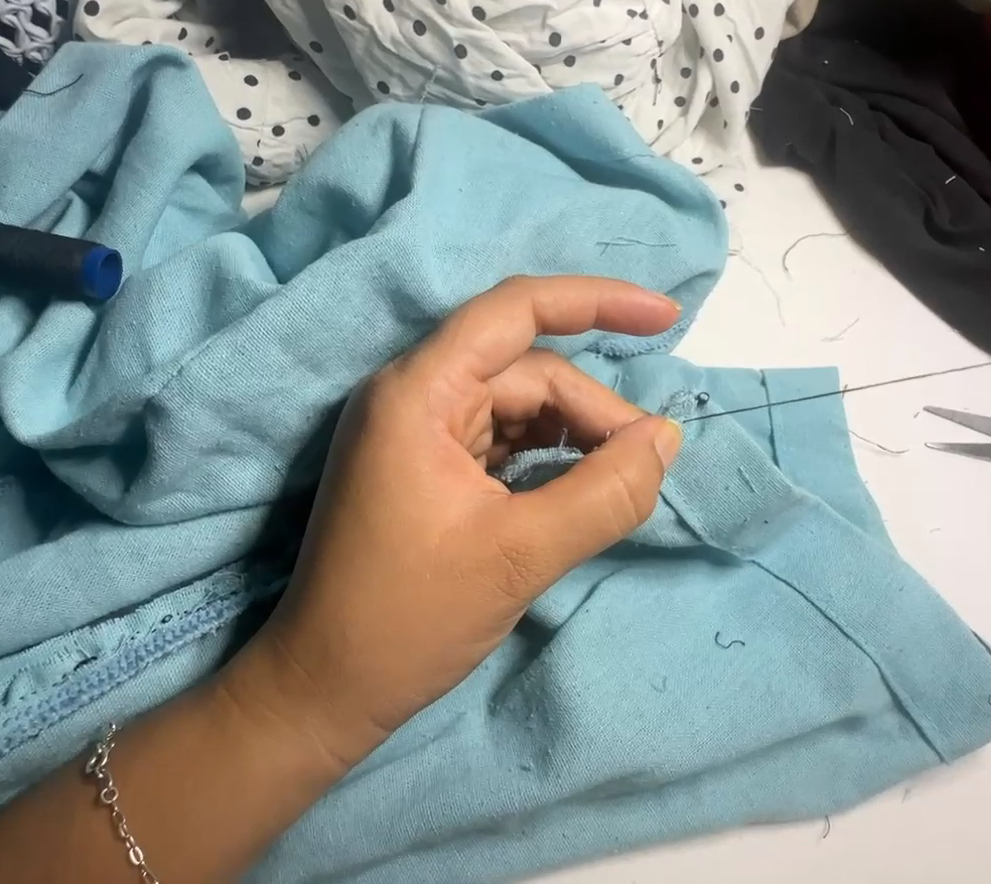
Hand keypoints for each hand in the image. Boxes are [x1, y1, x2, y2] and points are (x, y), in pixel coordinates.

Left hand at [237, 275, 684, 763]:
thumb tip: (665, 438)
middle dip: (592, 410)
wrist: (323, 690)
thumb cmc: (407, 620)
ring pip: (519, 403)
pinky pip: (504, 436)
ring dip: (574, 433)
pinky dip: (549, 454)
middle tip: (644, 467)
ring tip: (617, 479)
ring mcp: (417, 429)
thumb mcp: (520, 555)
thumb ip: (604, 492)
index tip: (666, 317)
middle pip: (527, 369)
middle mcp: (414, 394)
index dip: (597, 302)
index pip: (516, 310)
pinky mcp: (427, 463)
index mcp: (419, 392)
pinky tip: (580, 485)